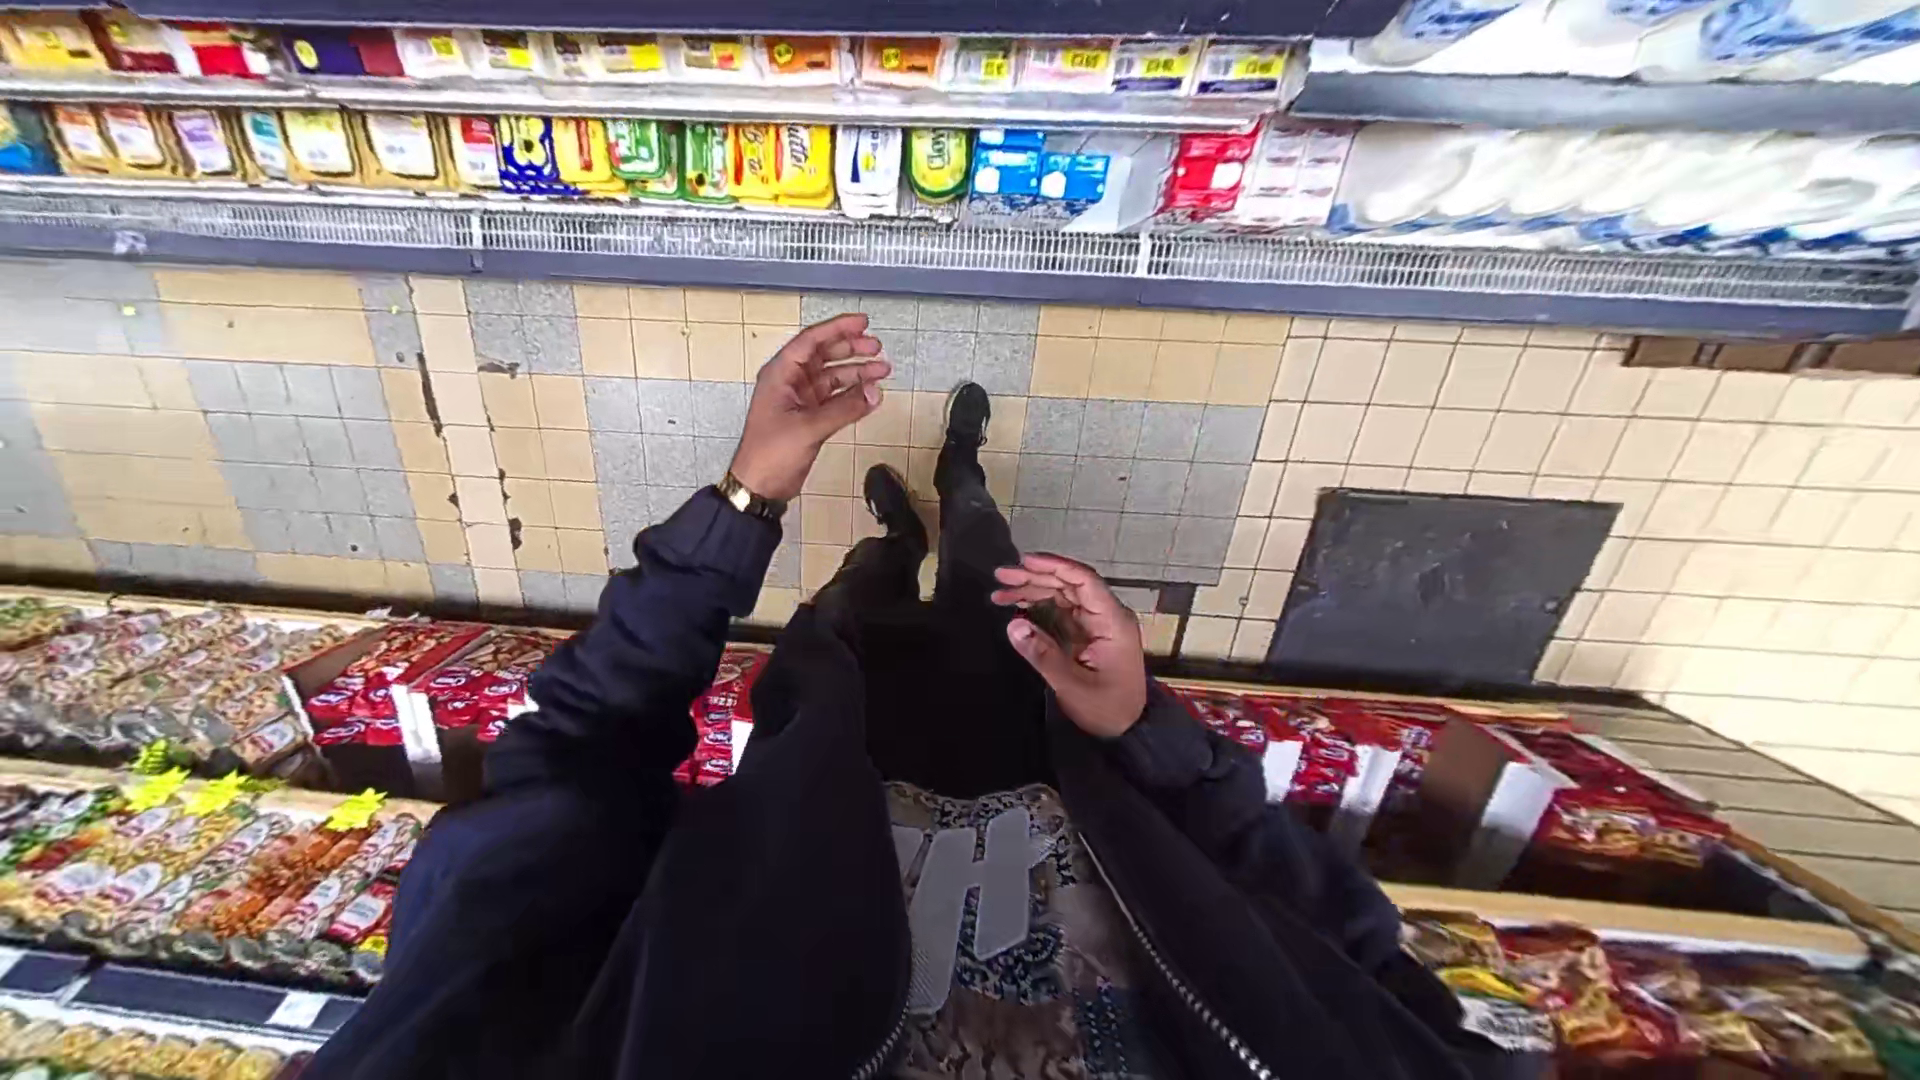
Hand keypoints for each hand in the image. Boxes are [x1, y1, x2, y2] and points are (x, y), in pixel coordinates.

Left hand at [728, 314, 889, 500]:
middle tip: (876, 347)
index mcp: (780, 375)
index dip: (838, 329)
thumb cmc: (769, 455)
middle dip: (851, 349)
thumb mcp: (808, 428)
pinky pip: (835, 399)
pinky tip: (870, 395)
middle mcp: (790, 383)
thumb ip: (845, 409)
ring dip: (856, 373)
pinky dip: (853, 396)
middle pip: (824, 355)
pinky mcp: (809, 418)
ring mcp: (800, 400)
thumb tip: (874, 393)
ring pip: (833, 377)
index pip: (811, 341)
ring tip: (881, 370)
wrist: (759, 487)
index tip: (862, 322)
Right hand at [991, 554, 1147, 738]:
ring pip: (1063, 594)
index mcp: (1112, 621)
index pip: (1084, 580)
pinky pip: (1061, 609)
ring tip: (1001, 591)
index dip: (1054, 566)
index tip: (1024, 562)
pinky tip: (1017, 605)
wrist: (1127, 731)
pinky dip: (1039, 605)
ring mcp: (1097, 623)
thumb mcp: (1072, 686)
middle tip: (1000, 576)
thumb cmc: (1106, 709)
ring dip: (1033, 589)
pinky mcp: (1087, 633)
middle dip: (1035, 577)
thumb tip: (1013, 624)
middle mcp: (1106, 615)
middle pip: (1069, 584)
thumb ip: (1043, 654)